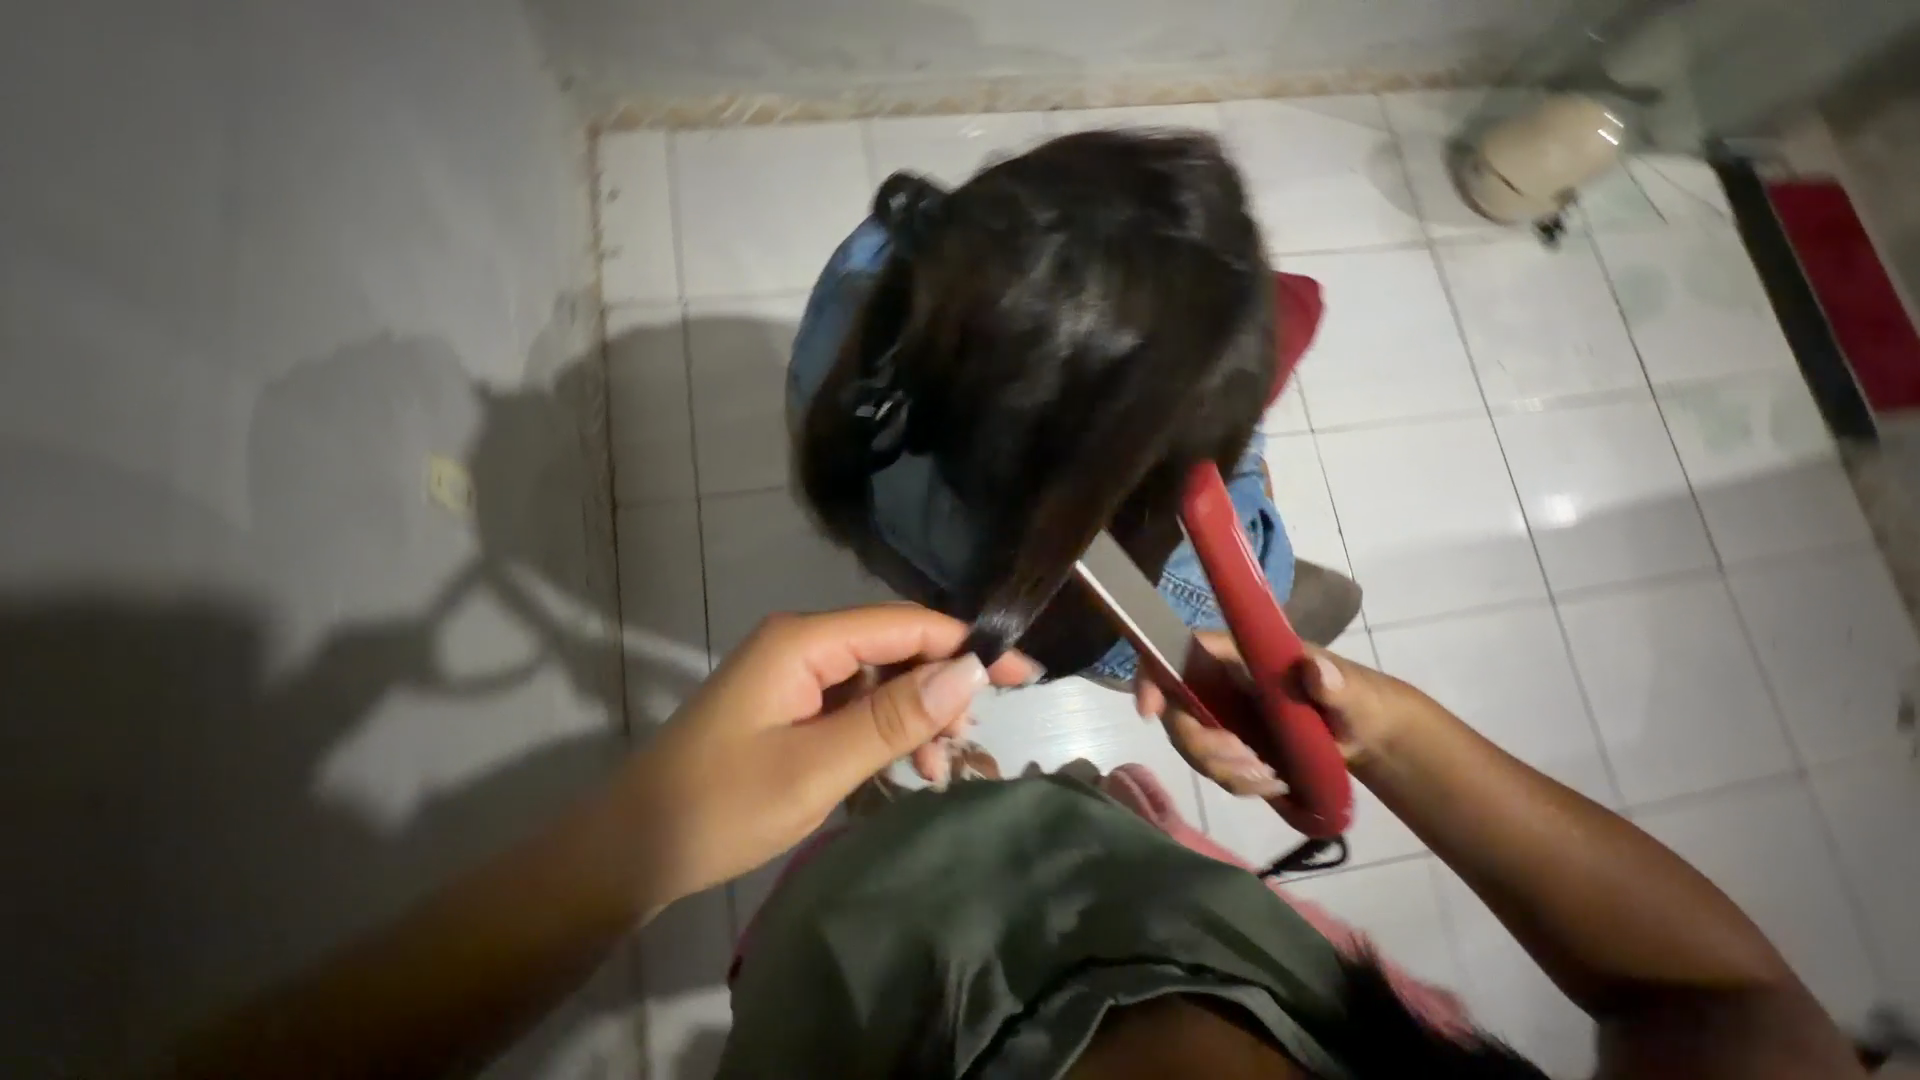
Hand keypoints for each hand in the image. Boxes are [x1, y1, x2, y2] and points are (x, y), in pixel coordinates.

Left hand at [624, 605, 1036, 907]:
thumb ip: (894, 718)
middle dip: (943, 688)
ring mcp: (795, 675)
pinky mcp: (791, 706)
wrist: (632, 850)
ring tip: (942, 769)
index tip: (1024, 676)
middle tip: (976, 741)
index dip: (967, 645)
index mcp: (804, 641)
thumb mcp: (817, 767)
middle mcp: (803, 643)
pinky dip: (887, 733)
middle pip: (896, 647)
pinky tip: (908, 769)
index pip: (906, 624)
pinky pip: (856, 705)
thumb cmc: (720, 806)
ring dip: (917, 717)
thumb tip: (971, 672)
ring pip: (880, 679)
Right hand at [1133, 632, 1426, 796]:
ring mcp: (1219, 714)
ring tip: (1270, 778)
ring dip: (1224, 769)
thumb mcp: (1352, 691)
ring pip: (1190, 744)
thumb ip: (1335, 681)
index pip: (1179, 653)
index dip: (1152, 676)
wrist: (1364, 734)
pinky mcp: (1227, 744)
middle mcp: (1217, 681)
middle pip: (1176, 711)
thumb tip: (1318, 671)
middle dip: (1203, 745)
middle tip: (1249, 763)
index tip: (1150, 711)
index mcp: (1236, 654)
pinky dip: (1236, 782)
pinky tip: (1272, 784)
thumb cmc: (1358, 699)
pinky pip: (1211, 766)